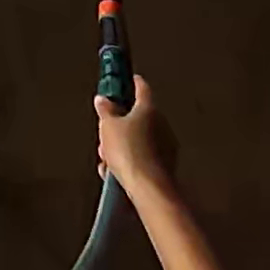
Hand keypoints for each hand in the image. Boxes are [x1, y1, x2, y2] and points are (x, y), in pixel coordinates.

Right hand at [95, 74, 174, 196]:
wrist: (149, 189)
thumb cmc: (127, 150)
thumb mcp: (108, 125)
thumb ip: (105, 110)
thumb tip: (103, 99)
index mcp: (149, 108)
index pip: (141, 87)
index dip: (132, 82)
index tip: (126, 80)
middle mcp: (162, 124)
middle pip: (138, 116)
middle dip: (120, 123)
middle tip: (105, 131)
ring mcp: (166, 146)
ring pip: (139, 138)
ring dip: (122, 144)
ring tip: (106, 158)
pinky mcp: (166, 167)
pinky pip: (143, 157)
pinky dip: (130, 160)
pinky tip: (114, 171)